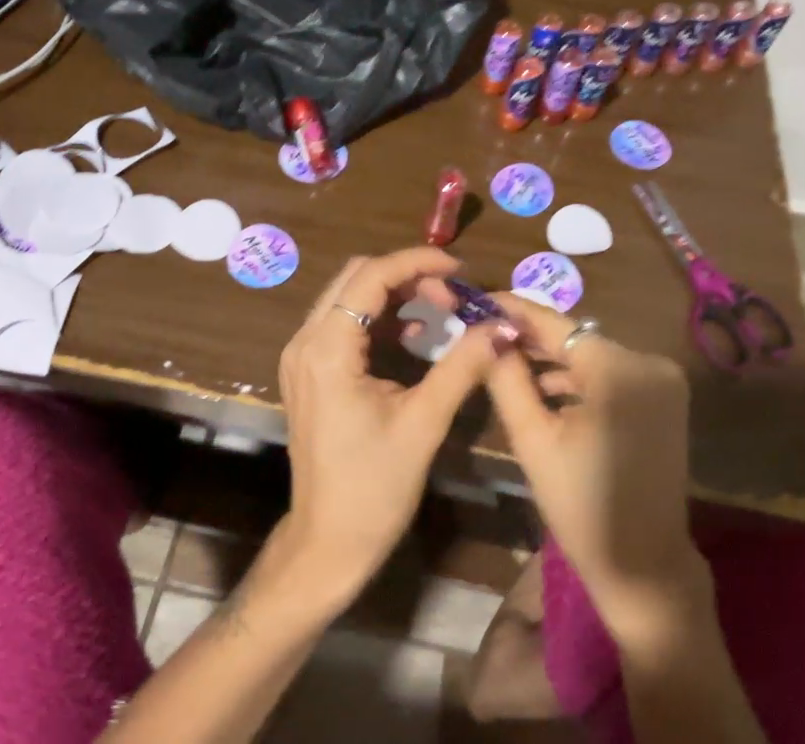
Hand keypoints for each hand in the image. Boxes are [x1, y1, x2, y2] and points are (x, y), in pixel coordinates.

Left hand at [275, 248, 506, 607]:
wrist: (328, 542)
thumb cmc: (374, 488)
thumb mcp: (424, 423)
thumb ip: (463, 366)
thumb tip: (503, 325)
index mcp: (326, 350)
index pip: (370, 276)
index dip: (418, 262)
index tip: (462, 270)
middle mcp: (304, 342)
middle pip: (355, 279)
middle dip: (407, 276)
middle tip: (454, 297)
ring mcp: (301, 358)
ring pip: (348, 299)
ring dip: (394, 296)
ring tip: (442, 313)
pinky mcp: (309, 374)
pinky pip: (343, 326)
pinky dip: (380, 320)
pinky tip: (415, 339)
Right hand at [483, 295, 703, 633]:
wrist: (642, 562)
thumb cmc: (580, 505)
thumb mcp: (532, 439)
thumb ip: (507, 378)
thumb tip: (488, 333)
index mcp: (619, 371)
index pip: (558, 325)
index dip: (516, 310)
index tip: (479, 299)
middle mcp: (650, 363)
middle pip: (578, 339)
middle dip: (532, 337)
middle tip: (485, 333)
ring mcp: (664, 381)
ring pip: (594, 356)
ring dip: (554, 361)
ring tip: (506, 363)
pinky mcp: (667, 399)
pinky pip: (613, 375)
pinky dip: (581, 380)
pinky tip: (546, 389)